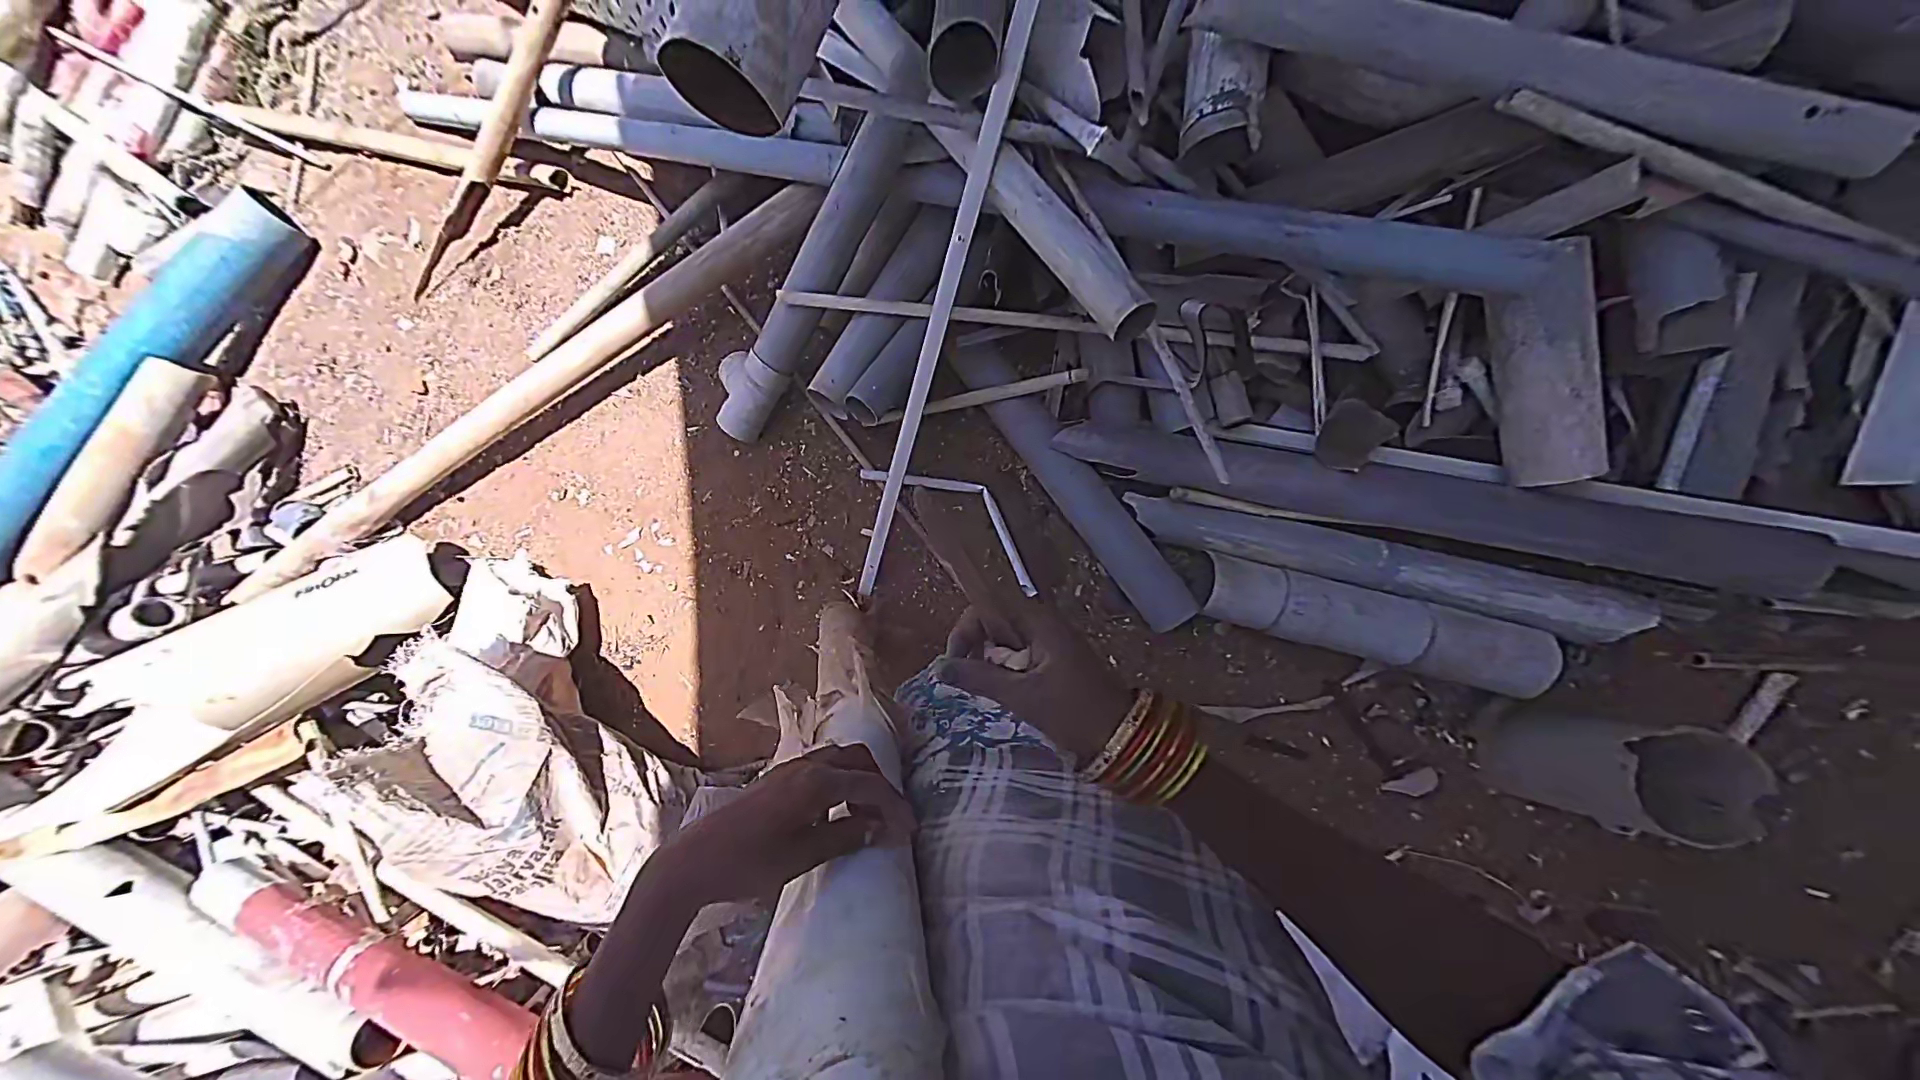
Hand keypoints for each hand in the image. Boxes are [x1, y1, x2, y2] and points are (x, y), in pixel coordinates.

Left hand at [661, 743, 914, 905]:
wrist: (692, 861)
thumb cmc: (749, 862)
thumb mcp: (804, 855)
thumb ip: (846, 837)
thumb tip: (882, 828)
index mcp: (816, 782)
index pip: (869, 786)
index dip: (894, 806)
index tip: (911, 829)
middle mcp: (806, 766)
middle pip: (858, 760)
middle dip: (880, 784)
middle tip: (891, 817)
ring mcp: (789, 769)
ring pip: (839, 760)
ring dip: (859, 781)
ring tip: (867, 816)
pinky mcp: (776, 779)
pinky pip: (821, 768)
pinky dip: (839, 783)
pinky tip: (835, 813)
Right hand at [939, 602, 1134, 759]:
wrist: (1122, 737)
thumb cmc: (1073, 712)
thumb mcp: (1022, 696)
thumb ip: (979, 677)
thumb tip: (938, 667)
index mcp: (1039, 622)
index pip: (988, 606)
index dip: (966, 629)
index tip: (955, 661)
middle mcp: (1044, 625)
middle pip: (995, 623)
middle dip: (978, 649)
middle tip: (973, 682)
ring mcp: (1051, 643)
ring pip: (1006, 643)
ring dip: (992, 665)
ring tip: (993, 693)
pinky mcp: (1054, 662)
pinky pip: (1020, 658)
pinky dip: (1007, 673)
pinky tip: (1008, 695)